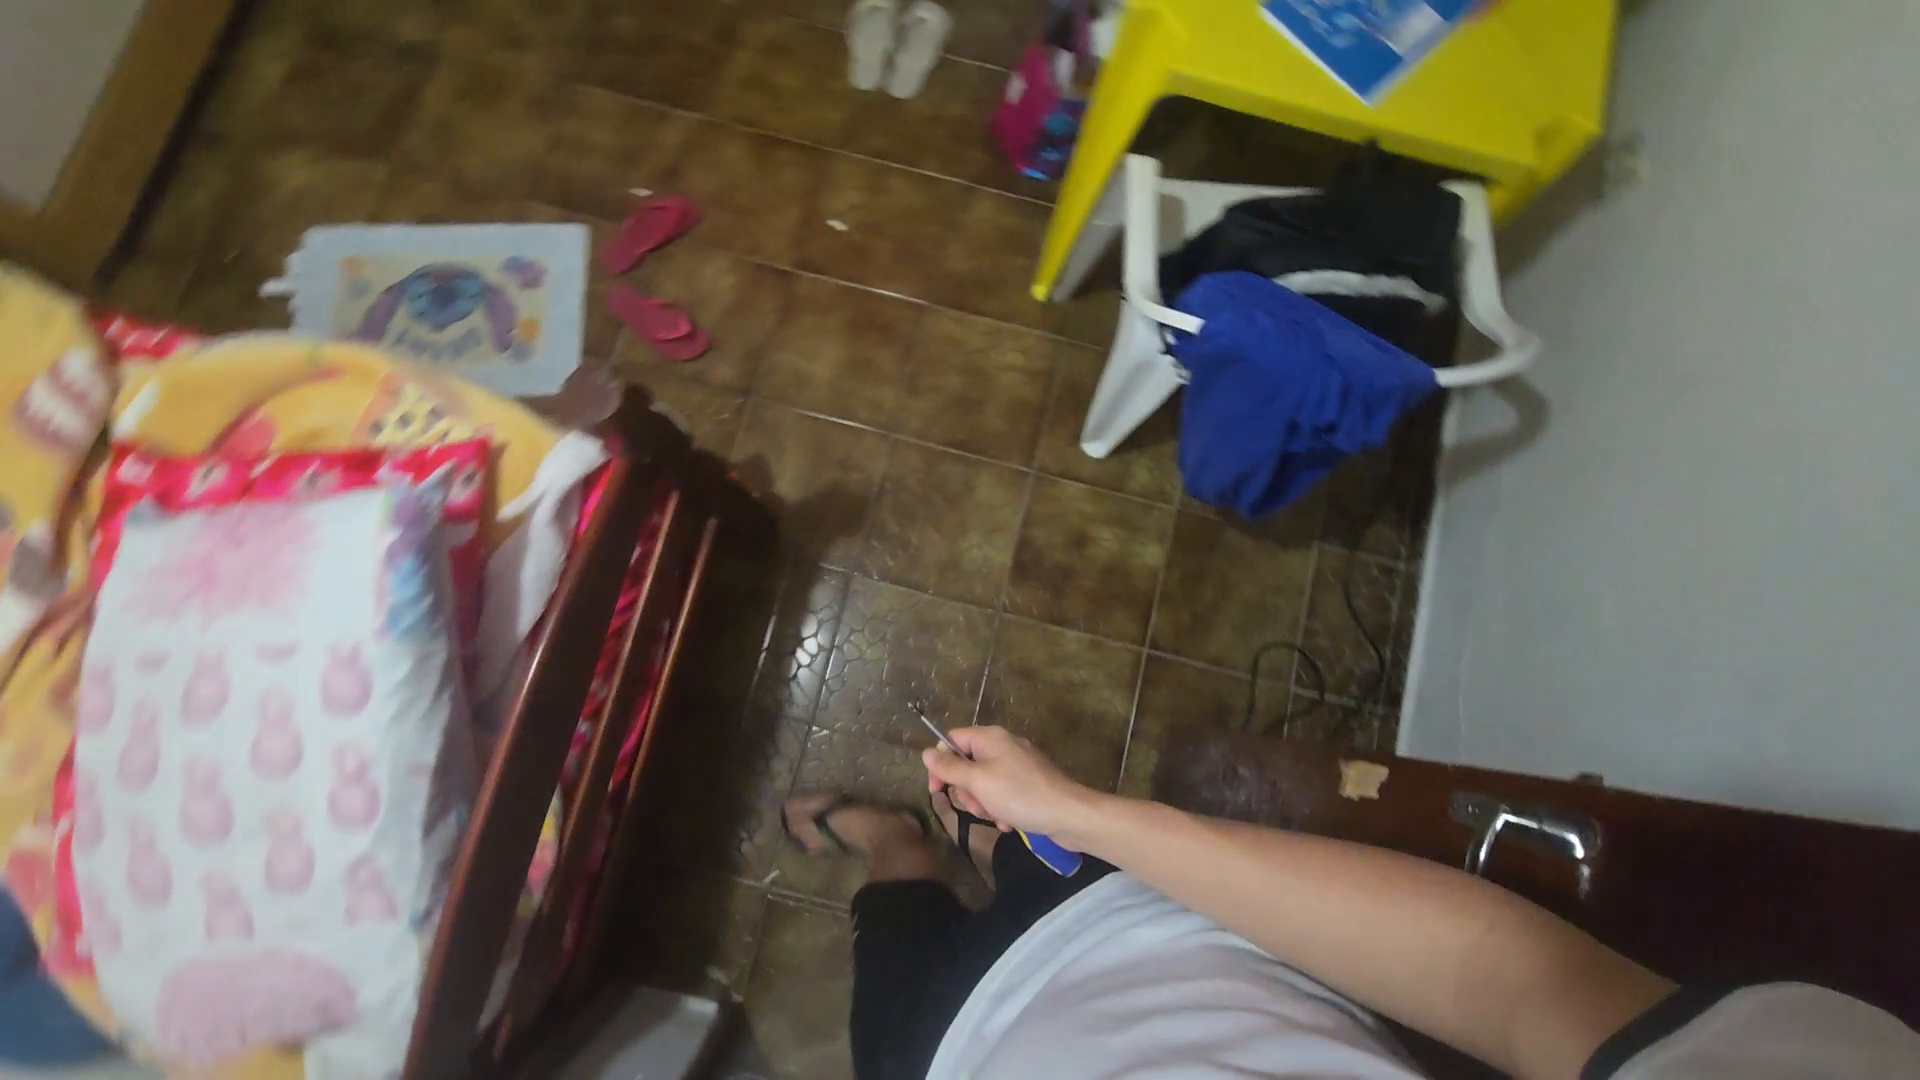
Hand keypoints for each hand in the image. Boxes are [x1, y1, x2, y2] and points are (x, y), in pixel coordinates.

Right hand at [922, 727, 1099, 841]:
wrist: (1068, 815)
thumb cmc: (1020, 795)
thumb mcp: (979, 782)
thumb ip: (951, 767)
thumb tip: (927, 752)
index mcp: (991, 738)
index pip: (953, 740)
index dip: (941, 763)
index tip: (938, 789)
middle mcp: (1004, 746)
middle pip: (967, 763)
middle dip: (967, 790)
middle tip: (977, 805)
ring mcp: (1018, 765)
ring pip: (984, 782)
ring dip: (984, 803)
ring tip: (996, 816)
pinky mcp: (1029, 783)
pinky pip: (1002, 793)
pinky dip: (1001, 808)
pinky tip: (1009, 822)